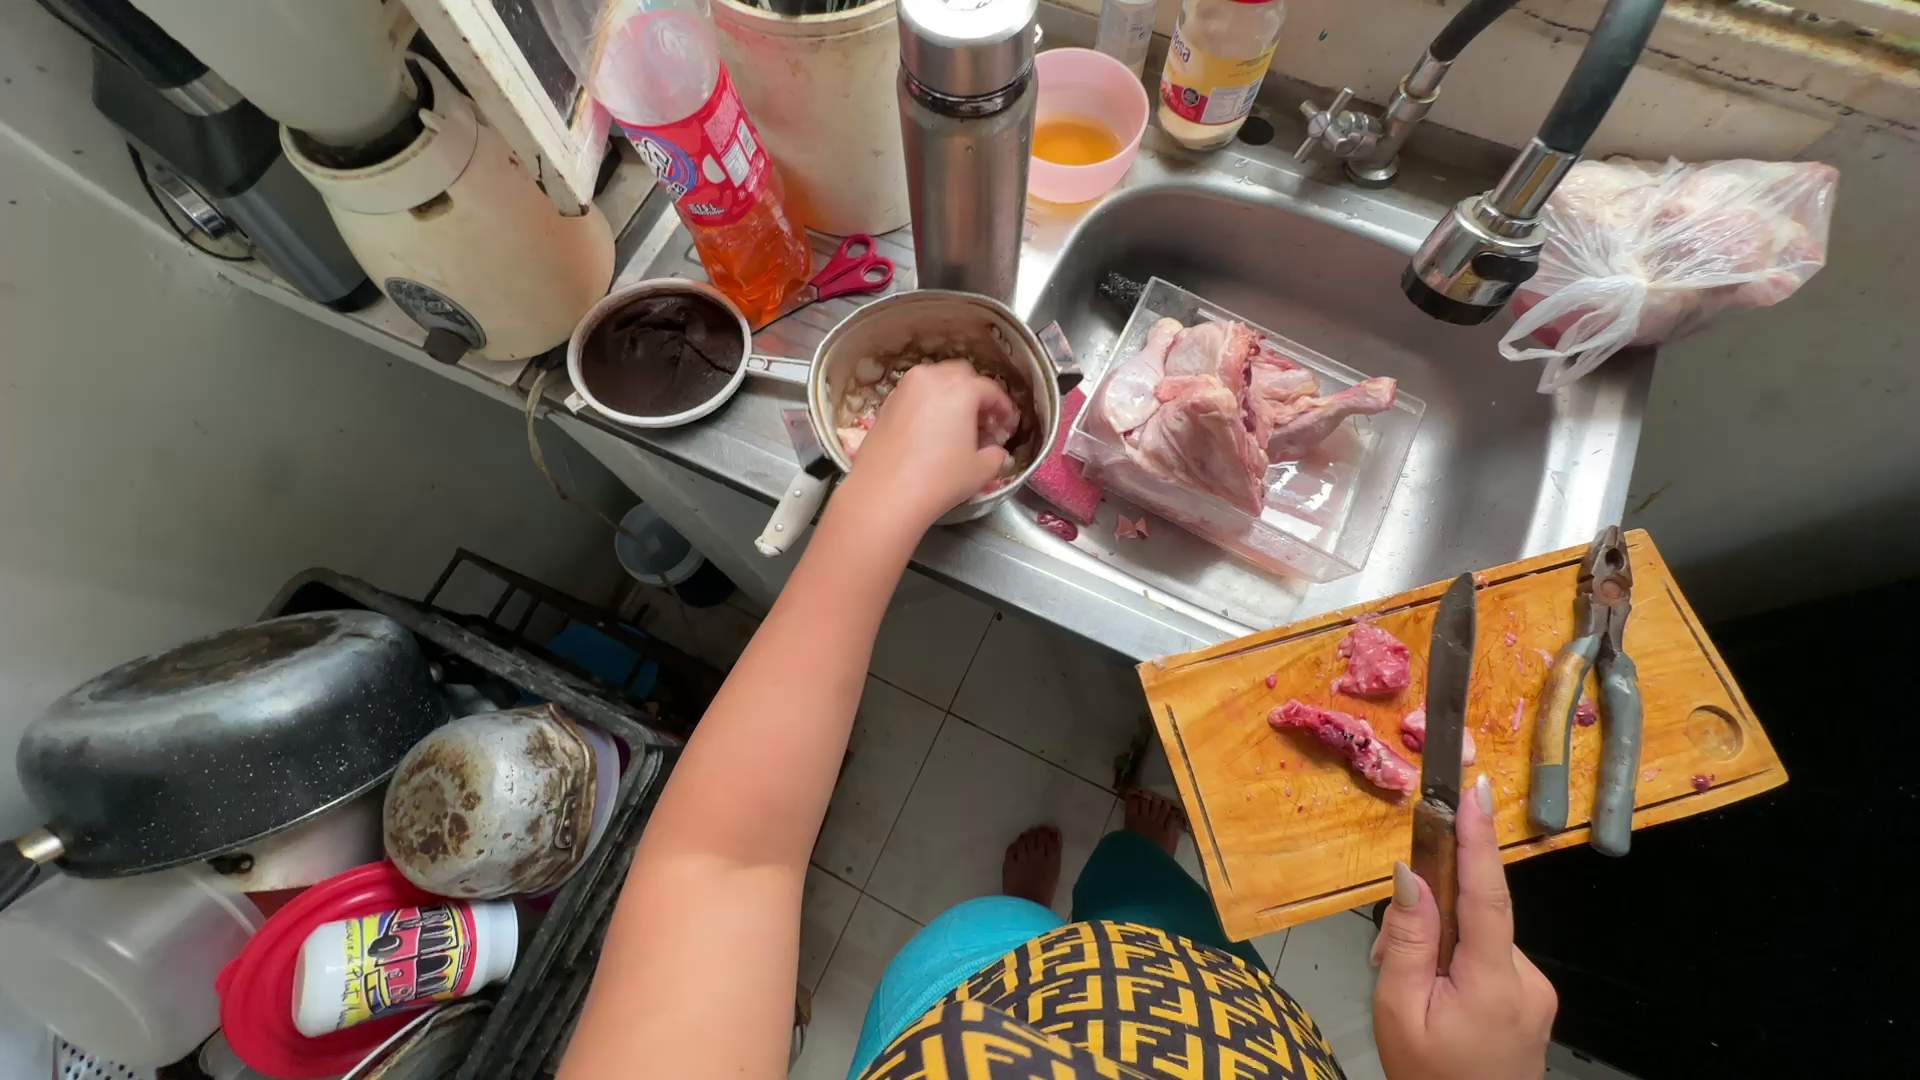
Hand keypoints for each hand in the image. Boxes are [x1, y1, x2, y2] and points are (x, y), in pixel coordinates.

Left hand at [839, 360, 1019, 528]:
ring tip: (957, 425)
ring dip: (950, 396)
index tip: (1008, 425)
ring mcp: (904, 389)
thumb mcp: (980, 470)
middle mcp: (931, 379)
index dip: (1004, 408)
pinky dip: (928, 404)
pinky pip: (915, 395)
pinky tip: (931, 430)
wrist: (883, 493)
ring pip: (935, 381)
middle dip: (976, 394)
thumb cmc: (939, 479)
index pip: (990, 390)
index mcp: (960, 388)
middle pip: (961, 376)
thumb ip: (996, 455)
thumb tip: (997, 451)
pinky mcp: (886, 405)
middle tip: (983, 421)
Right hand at [1371, 775, 1556, 1079]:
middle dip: (1426, 918)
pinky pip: (1483, 955)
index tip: (1476, 792)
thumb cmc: (1427, 1075)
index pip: (1487, 895)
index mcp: (1495, 982)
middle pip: (1472, 914)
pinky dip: (1450, 959)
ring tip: (1408, 988)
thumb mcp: (1398, 1006)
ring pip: (1474, 935)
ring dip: (1435, 944)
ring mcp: (1533, 990)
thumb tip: (1410, 874)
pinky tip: (1432, 993)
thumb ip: (1406, 938)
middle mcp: (1527, 979)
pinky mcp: (1528, 997)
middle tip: (1387, 963)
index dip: (1480, 840)